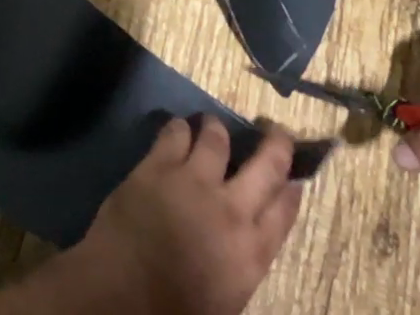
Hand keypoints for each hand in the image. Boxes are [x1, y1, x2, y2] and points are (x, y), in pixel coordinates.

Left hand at [29, 118, 303, 314]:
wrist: (123, 294)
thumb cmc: (176, 307)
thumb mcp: (228, 296)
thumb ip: (241, 260)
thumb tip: (244, 241)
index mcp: (252, 251)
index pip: (284, 211)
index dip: (292, 189)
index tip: (296, 177)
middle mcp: (231, 209)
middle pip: (266, 167)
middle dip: (276, 145)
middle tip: (276, 131)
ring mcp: (193, 183)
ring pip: (216, 140)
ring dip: (217, 129)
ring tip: (213, 123)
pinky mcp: (157, 168)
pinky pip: (174, 135)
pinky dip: (179, 127)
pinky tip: (177, 125)